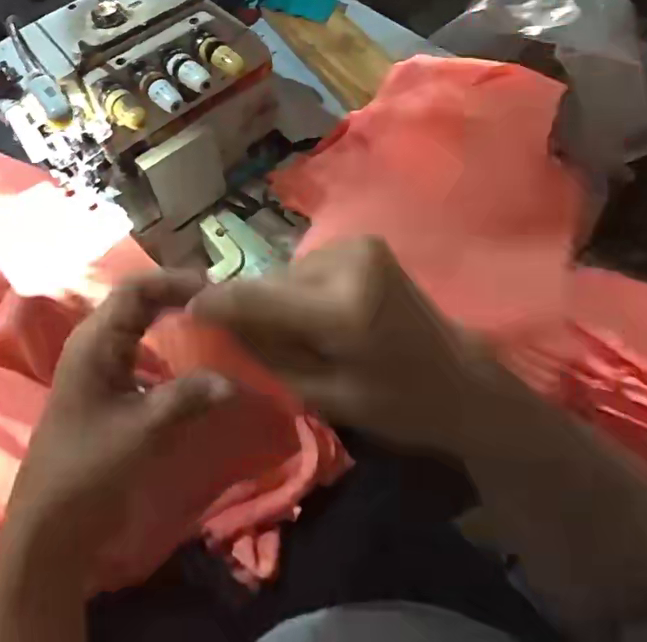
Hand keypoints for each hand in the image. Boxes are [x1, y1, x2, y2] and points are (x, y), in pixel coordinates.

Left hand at [0, 273, 235, 573]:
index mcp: (95, 340)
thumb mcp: (142, 430)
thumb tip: (232, 378)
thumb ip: (186, 397)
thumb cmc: (88, 469)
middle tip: (219, 300)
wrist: (48, 523)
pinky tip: (188, 357)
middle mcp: (92, 341)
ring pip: (135, 322)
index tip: (216, 287)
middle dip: (175, 294)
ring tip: (210, 320)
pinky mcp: (101, 384)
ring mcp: (94, 362)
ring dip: (169, 315)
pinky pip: (135, 347)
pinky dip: (163, 342)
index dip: (174, 280)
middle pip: (136, 299)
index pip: (136, 288)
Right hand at [189, 236, 505, 452]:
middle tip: (244, 338)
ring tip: (299, 332)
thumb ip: (266, 357)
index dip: (215, 302)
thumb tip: (215, 325)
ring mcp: (358, 244)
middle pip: (271, 283)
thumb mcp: (324, 396)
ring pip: (286, 274)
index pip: (258, 298)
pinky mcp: (361, 241)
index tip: (184, 308)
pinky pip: (306, 267)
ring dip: (279, 300)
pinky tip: (320, 314)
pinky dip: (300, 290)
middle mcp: (349, 261)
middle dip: (252, 308)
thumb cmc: (399, 405)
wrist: (462, 379)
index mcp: (344, 309)